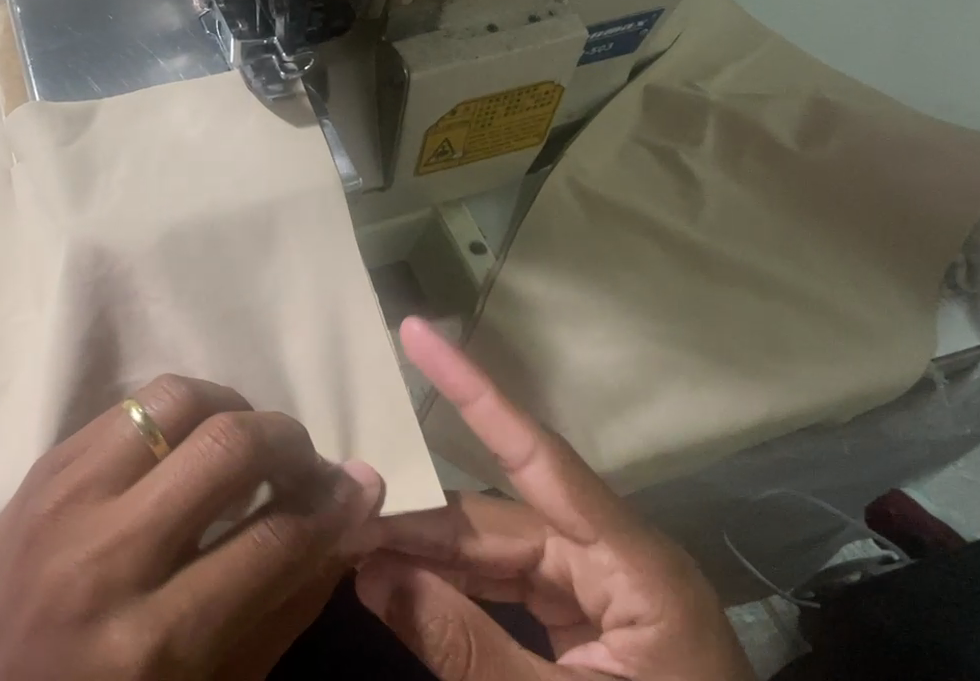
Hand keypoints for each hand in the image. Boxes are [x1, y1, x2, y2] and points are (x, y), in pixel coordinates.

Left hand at [0, 374, 385, 680]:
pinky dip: (177, 413)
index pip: (274, 540)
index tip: (354, 494)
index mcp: (155, 641)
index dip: (333, 510)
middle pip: (226, 447)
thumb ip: (281, 607)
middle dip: (288, 442)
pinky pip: (128, 405)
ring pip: (173, 399)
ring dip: (232, 408)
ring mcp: (67, 496)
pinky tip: (189, 444)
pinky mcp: (44, 464)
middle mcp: (108, 553)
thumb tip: (347, 517)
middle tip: (302, 462)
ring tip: (247, 442)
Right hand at [357, 318, 755, 680]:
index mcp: (635, 567)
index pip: (537, 455)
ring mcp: (600, 589)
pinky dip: (453, 587)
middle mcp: (616, 559)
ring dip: (427, 555)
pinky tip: (403, 585)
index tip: (417, 332)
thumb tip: (370, 573)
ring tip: (358, 555)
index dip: (472, 390)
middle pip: (498, 519)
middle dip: (420, 522)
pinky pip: (505, 585)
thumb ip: (465, 646)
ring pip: (493, 551)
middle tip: (343, 526)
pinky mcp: (586, 619)